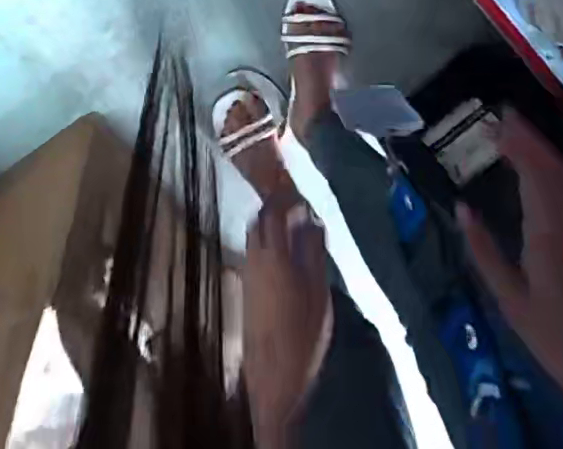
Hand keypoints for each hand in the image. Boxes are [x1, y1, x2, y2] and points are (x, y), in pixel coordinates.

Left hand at [242, 193, 332, 448]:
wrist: (272, 372)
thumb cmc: (302, 335)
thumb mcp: (318, 294)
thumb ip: (313, 254)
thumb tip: (313, 221)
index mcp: (273, 253)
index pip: (274, 211)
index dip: (286, 196)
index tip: (300, 190)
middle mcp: (253, 254)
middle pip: (260, 218)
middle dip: (275, 206)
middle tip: (297, 204)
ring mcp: (246, 267)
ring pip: (255, 232)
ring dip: (269, 222)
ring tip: (292, 224)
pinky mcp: (244, 282)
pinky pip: (253, 247)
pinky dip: (266, 239)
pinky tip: (281, 249)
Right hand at [457, 110, 562, 360]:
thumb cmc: (551, 333)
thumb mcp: (507, 296)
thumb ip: (483, 249)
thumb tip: (462, 206)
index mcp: (546, 235)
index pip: (536, 177)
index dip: (521, 146)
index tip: (500, 121)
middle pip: (553, 171)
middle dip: (530, 139)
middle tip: (504, 115)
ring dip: (541, 151)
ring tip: (515, 132)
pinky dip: (548, 170)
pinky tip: (534, 166)